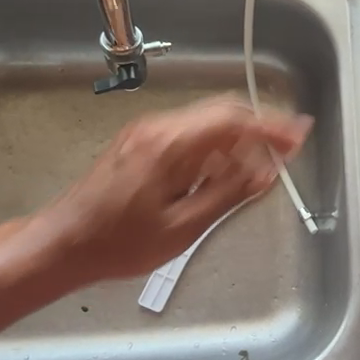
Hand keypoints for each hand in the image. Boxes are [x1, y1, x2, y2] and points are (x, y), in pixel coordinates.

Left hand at [29, 97, 312, 280]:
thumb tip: (267, 173)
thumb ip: (228, 194)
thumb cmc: (120, 244)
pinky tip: (219, 175)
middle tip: (285, 151)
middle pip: (221, 114)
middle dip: (257, 129)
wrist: (59, 245)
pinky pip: (187, 135)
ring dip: (235, 141)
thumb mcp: (183, 228)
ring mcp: (145, 133)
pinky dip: (213, 148)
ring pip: (205, 123)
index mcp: (170, 144)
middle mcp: (158, 128)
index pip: (233, 121)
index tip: (299, 135)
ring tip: (256, 171)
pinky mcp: (138, 144)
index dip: (271, 127)